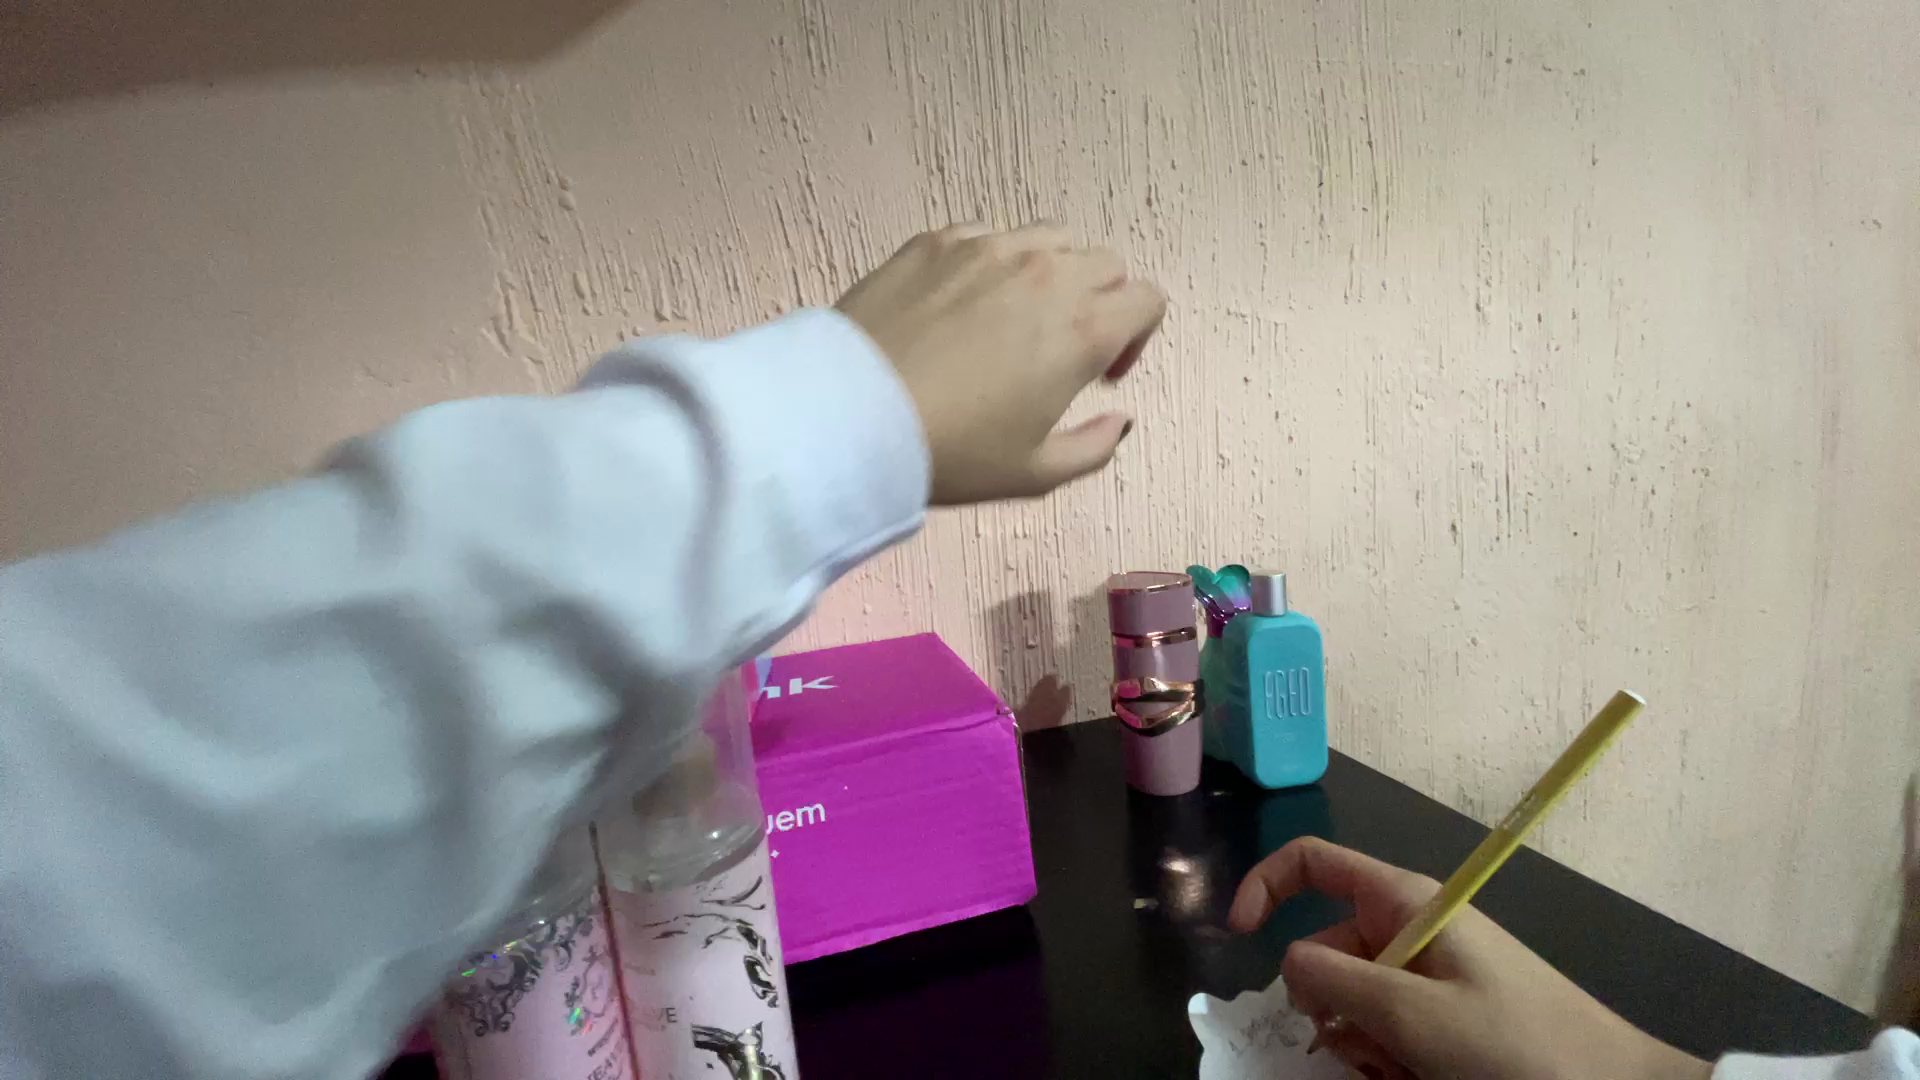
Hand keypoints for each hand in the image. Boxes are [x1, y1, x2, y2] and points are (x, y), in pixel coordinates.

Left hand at [835, 223, 1165, 504]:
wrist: (852, 418)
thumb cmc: (951, 454)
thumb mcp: (1034, 474)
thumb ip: (1094, 448)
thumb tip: (1120, 421)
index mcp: (1082, 329)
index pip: (1147, 299)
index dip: (1137, 336)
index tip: (1103, 373)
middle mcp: (1045, 273)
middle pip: (1105, 262)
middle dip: (1101, 301)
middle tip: (1063, 348)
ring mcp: (988, 248)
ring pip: (1049, 238)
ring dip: (1052, 272)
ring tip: (1016, 318)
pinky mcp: (936, 241)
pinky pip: (987, 236)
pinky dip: (994, 262)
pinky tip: (962, 306)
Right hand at [1228, 838, 1711, 1079]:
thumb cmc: (1519, 1046)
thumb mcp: (1413, 1015)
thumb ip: (1332, 980)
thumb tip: (1288, 966)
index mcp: (1397, 899)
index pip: (1307, 861)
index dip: (1263, 886)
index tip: (1241, 938)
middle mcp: (1406, 925)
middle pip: (1328, 947)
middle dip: (1328, 1003)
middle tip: (1361, 1053)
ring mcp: (1430, 970)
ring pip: (1356, 996)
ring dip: (1362, 1039)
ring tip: (1401, 1075)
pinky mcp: (1450, 1011)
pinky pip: (1391, 1023)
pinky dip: (1390, 1053)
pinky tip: (1416, 1079)